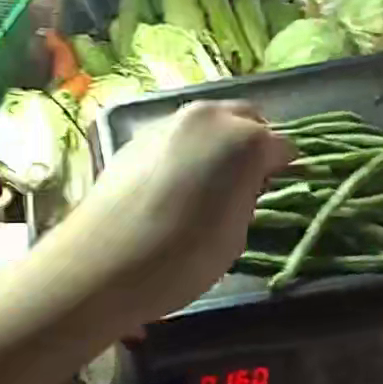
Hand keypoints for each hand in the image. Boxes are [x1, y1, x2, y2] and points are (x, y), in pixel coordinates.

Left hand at [43, 100, 293, 319]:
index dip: (281, 171)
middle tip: (242, 184)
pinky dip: (180, 155)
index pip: (281, 147)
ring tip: (203, 186)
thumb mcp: (234, 238)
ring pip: (203, 127)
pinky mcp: (132, 141)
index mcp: (245, 139)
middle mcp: (206, 118)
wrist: (101, 265)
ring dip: (212, 147)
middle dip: (248, 146)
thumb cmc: (179, 259)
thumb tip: (242, 187)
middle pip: (243, 120)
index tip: (275, 191)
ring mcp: (164, 124)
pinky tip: (170, 188)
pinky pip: (171, 141)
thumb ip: (246, 200)